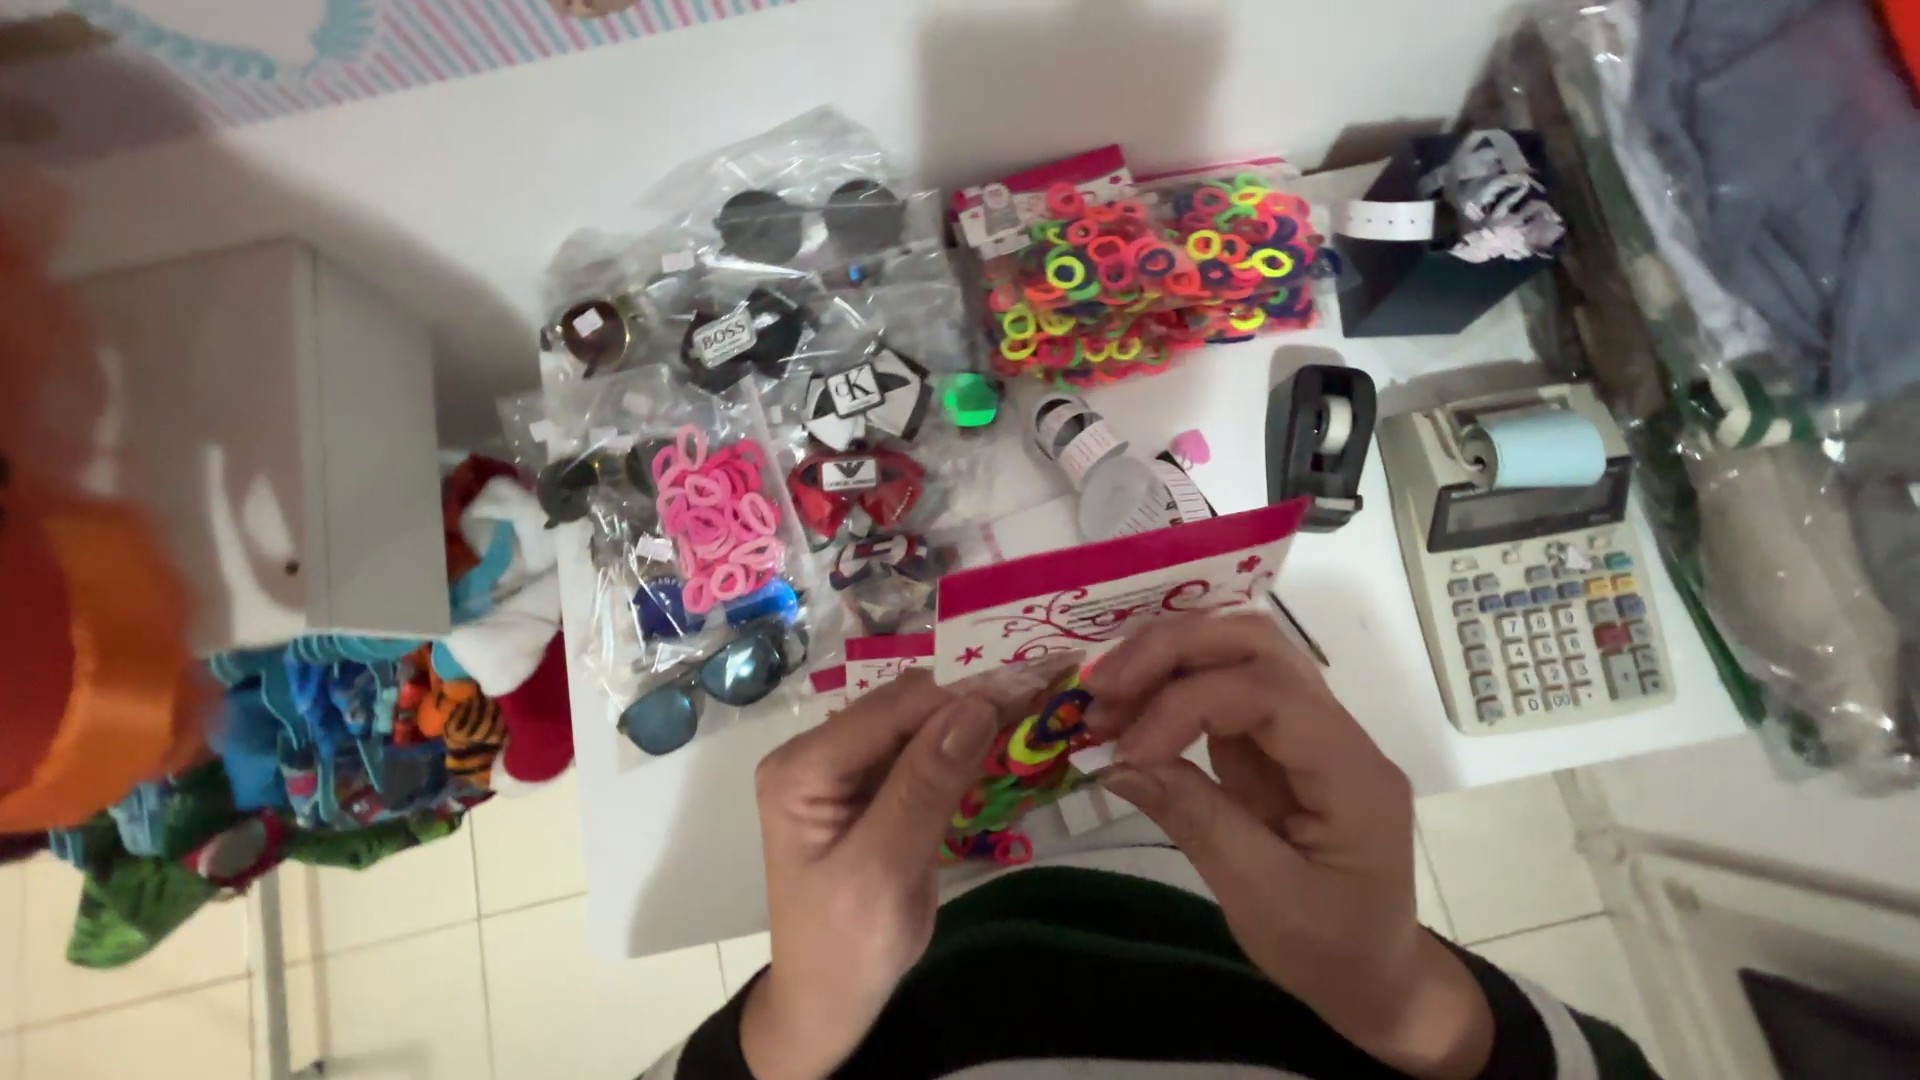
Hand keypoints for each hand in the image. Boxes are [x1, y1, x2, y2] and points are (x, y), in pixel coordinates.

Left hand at [741, 660, 1076, 1079]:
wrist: (828, 1000)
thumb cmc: (848, 947)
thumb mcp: (885, 870)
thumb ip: (926, 785)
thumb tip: (976, 706)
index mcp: (802, 768)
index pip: (890, 710)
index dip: (958, 701)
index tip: (1027, 696)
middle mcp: (815, 751)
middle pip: (902, 706)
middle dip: (965, 705)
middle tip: (1033, 705)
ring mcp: (840, 765)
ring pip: (915, 720)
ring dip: (966, 721)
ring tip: (1022, 716)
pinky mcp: (866, 782)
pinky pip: (917, 747)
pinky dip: (957, 745)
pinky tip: (992, 746)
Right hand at [1085, 613, 1493, 1079]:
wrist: (1371, 973)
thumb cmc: (1330, 947)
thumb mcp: (1263, 899)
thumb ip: (1196, 820)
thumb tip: (1118, 765)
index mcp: (1352, 771)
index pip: (1267, 694)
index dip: (1185, 707)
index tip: (1126, 754)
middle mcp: (1334, 728)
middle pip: (1254, 643)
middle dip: (1171, 651)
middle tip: (1101, 687)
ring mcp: (1303, 726)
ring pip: (1235, 650)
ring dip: (1163, 659)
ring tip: (1103, 696)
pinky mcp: (1271, 737)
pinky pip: (1218, 685)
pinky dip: (1165, 687)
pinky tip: (1126, 709)